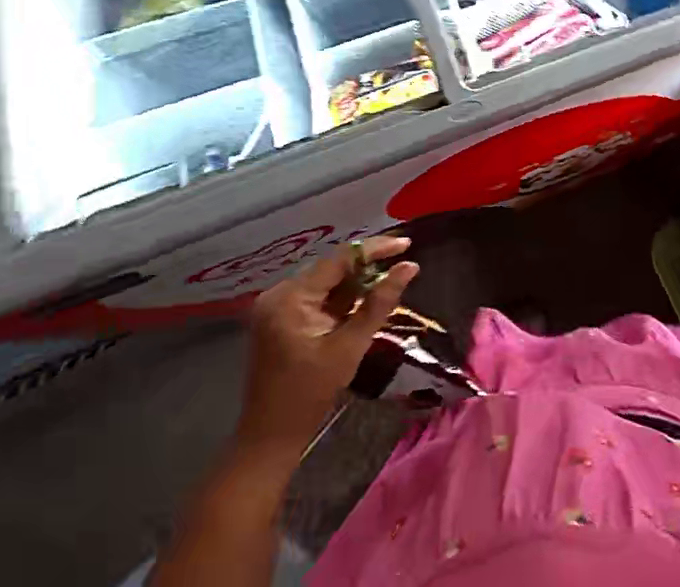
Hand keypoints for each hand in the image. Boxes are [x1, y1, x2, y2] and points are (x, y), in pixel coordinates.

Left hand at [238, 236, 418, 450]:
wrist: (271, 436)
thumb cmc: (311, 393)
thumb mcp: (350, 346)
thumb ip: (379, 303)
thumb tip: (409, 268)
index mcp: (291, 297)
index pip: (339, 259)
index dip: (375, 249)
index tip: (406, 244)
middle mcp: (279, 293)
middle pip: (331, 269)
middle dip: (366, 265)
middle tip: (401, 262)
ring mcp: (275, 306)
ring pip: (325, 283)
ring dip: (354, 283)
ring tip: (388, 280)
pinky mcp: (278, 319)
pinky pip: (315, 298)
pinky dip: (339, 299)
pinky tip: (362, 302)